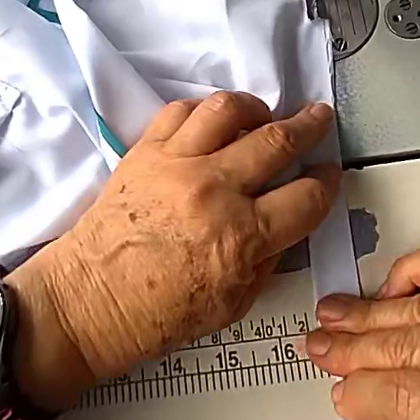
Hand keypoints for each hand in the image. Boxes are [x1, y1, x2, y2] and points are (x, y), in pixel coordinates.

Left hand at [10, 92, 339, 406]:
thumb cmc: (158, 312)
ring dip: (255, 108)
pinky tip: (212, 122)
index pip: (307, 196)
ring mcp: (177, 165)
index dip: (326, 182)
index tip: (327, 173)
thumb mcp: (235, 303)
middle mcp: (214, 191)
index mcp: (244, 237)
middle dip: (308, 125)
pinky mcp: (145, 152)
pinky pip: (180, 111)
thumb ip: (269, 257)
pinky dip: (202, 110)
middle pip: (277, 140)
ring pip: (228, 110)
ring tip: (262, 116)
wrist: (93, 298)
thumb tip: (288, 221)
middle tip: (316, 118)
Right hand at [305, 244, 419, 419]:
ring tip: (332, 315)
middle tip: (316, 347)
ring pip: (416, 310)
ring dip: (367, 314)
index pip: (400, 398)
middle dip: (349, 350)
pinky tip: (386, 288)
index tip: (337, 393)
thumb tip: (377, 408)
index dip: (358, 395)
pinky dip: (411, 273)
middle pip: (401, 348)